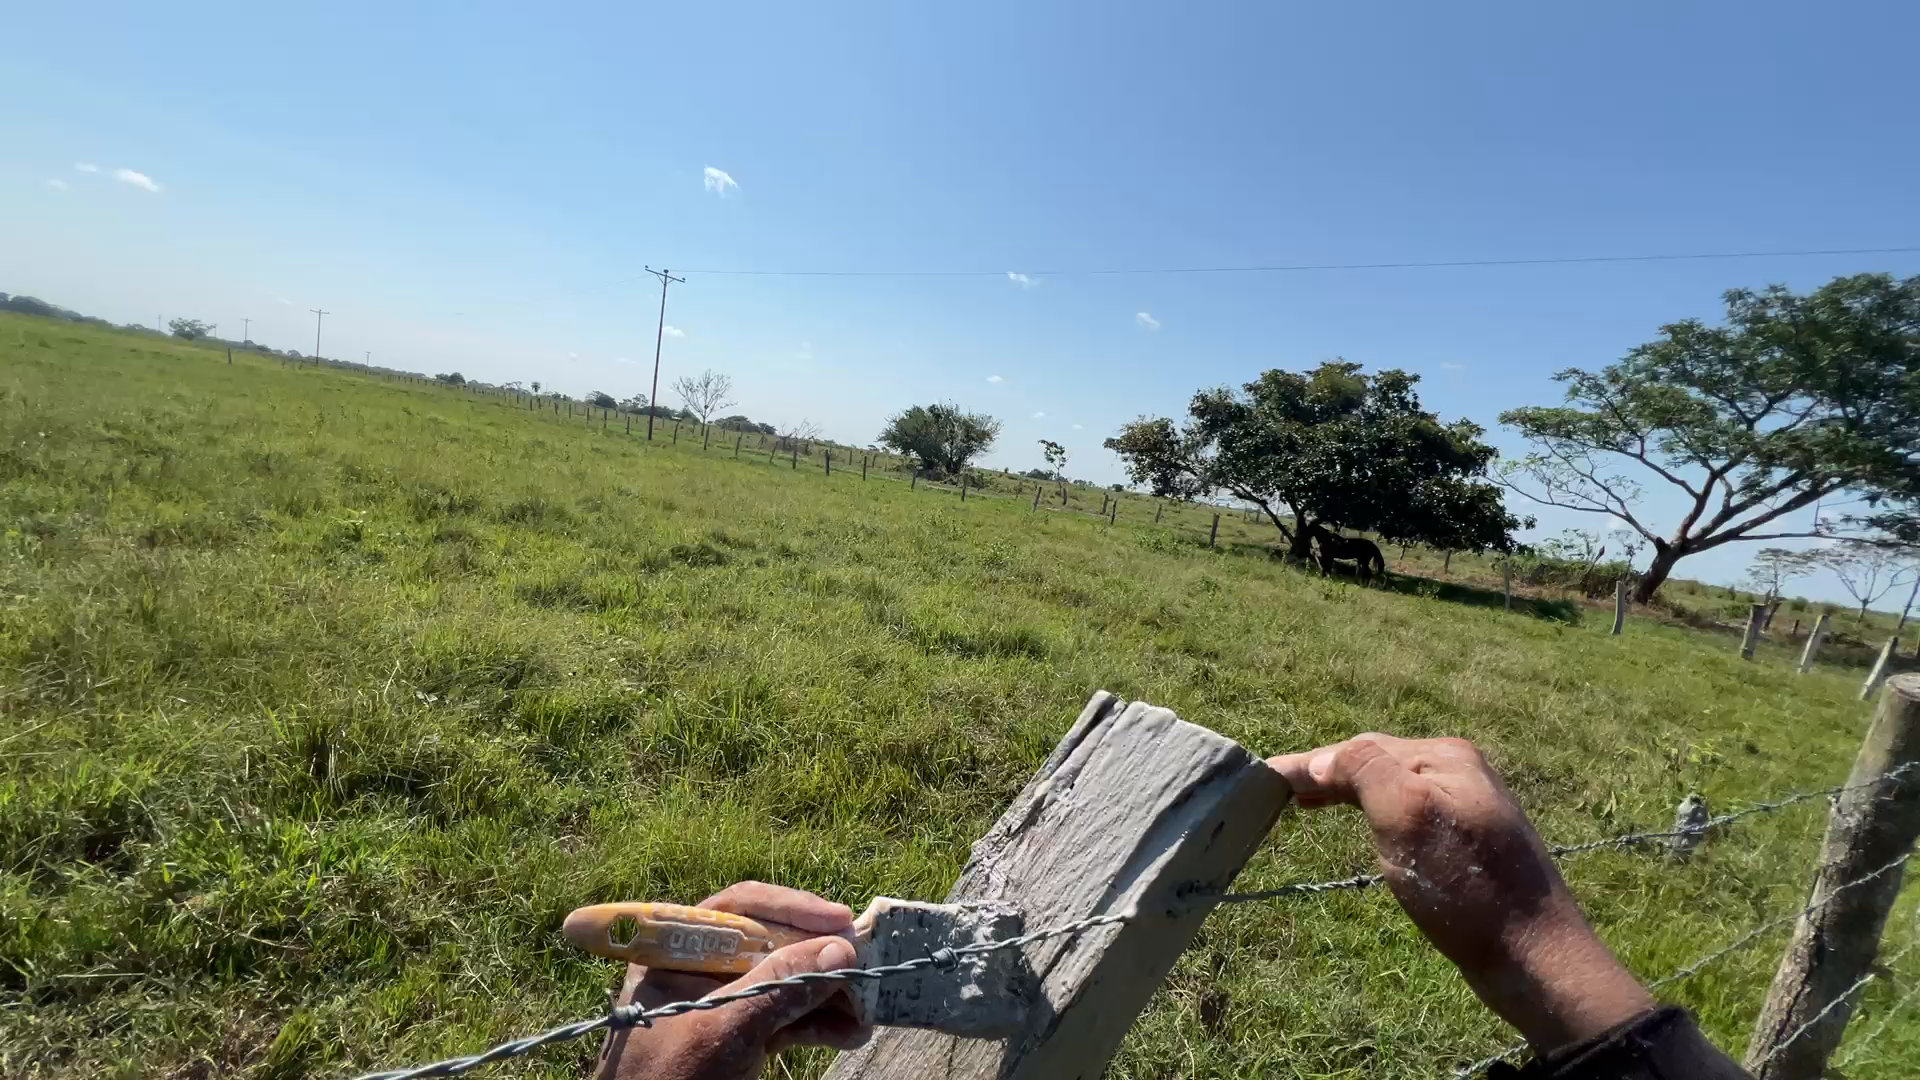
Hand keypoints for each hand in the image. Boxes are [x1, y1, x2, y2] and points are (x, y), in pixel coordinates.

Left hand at [594, 882, 871, 1079]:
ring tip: (866, 1004)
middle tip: (861, 955)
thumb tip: (841, 949)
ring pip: (786, 978)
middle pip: (773, 940)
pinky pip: (788, 1016)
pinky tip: (852, 1032)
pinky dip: (820, 1022)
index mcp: (679, 950)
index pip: (742, 905)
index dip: (792, 908)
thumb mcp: (722, 1033)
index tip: (838, 919)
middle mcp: (703, 966)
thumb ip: (778, 988)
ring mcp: (725, 1002)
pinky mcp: (743, 1036)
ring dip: (828, 990)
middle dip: (818, 952)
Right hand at [1267, 735, 1651, 1053]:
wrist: (1540, 962)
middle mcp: (1458, 767)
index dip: (1309, 762)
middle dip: (1323, 771)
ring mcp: (1466, 802)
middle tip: (1278, 789)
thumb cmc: (1465, 888)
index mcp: (1443, 755)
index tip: (1266, 775)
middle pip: (1371, 760)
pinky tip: (1358, 820)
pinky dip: (1369, 808)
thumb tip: (1321, 759)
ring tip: (1305, 803)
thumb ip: (1363, 770)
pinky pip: (1404, 807)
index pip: (1357, 748)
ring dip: (1343, 789)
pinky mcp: (1469, 836)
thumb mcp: (1406, 816)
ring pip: (1386, 784)